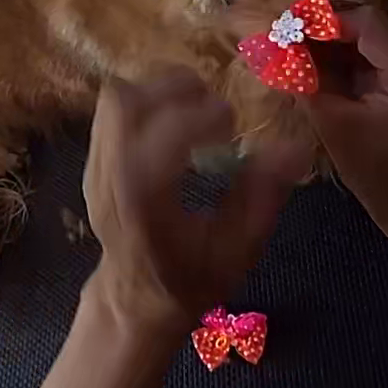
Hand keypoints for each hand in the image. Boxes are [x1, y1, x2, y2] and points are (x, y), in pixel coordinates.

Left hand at [81, 71, 311, 336]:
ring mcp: (94, 163)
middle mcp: (110, 174)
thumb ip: (263, 196)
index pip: (162, 136)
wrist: (133, 298)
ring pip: (114, 98)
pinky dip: (145, 98)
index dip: (202, 116)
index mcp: (144, 201)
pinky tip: (173, 118)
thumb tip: (295, 146)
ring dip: (158, 89)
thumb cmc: (187, 279)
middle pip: (126, 103)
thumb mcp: (237, 251)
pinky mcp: (92, 157)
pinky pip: (110, 108)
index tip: (232, 125)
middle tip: (212, 107)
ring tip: (194, 106)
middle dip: (176, 89)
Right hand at [302, 5, 387, 243]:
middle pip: (374, 28)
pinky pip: (386, 55)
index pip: (368, 23)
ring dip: (339, 45)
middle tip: (290, 40)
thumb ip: (307, 79)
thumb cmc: (378, 174)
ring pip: (378, 39)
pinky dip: (355, 59)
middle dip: (328, 33)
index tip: (290, 29)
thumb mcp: (334, 125)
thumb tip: (279, 46)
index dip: (325, 21)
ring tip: (302, 53)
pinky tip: (327, 67)